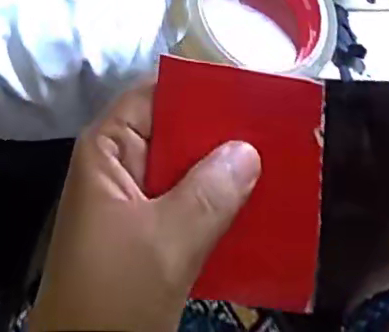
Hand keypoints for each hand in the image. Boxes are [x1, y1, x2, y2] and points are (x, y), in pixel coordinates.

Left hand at [28, 82, 262, 331]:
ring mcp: (134, 200)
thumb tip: (249, 149)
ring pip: (188, 167)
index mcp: (109, 148)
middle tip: (277, 125)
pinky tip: (257, 204)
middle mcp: (120, 164)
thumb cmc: (110, 301)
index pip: (159, 93)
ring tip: (279, 158)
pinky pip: (190, 202)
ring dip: (227, 169)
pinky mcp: (148, 234)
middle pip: (178, 128)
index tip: (253, 87)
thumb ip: (208, 193)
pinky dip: (220, 203)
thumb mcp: (164, 245)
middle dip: (223, 130)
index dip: (203, 86)